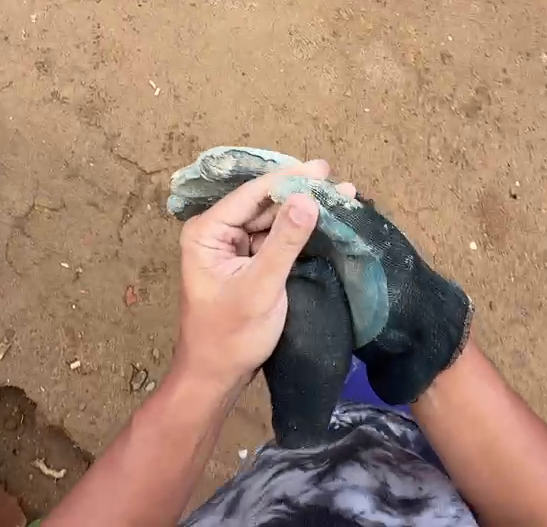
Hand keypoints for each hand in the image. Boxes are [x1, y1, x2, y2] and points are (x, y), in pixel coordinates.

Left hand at [172, 159, 336, 393]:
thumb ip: (284, 243)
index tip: (323, 168)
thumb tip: (308, 199)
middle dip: (300, 192)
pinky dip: (298, 229)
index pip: (252, 195)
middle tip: (339, 183)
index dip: (289, 178)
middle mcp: (216, 230)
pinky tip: (322, 219)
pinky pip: (274, 236)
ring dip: (302, 209)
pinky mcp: (246, 260)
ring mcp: (231, 245)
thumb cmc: (230, 337)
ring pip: (271, 218)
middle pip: (263, 203)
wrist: (216, 378)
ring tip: (339, 196)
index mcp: (207, 231)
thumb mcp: (260, 288)